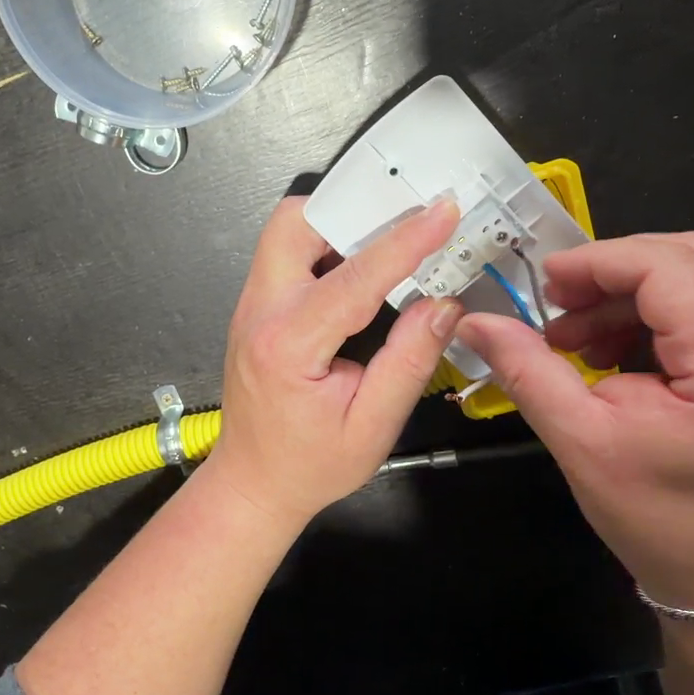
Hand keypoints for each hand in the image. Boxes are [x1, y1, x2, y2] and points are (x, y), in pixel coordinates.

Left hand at [200, 197, 463, 528]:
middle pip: (292, 226)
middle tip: (400, 224)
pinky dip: (323, 250)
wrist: (253, 484)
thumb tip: (443, 306)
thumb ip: (407, 362)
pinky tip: (356, 273)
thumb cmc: (309, 466)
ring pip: (284, 234)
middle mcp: (259, 314)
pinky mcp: (254, 312)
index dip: (404, 241)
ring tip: (383, 247)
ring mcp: (250, 309)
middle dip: (348, 213)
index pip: (353, 278)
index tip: (443, 210)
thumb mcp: (371, 427)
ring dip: (334, 228)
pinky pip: (285, 258)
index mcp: (288, 345)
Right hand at [456, 232, 693, 610]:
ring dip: (634, 291)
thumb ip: (527, 370)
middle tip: (557, 304)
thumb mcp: (580, 442)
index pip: (670, 268)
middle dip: (616, 270)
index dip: (599, 262)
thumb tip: (473, 321)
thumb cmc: (656, 519)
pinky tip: (615, 348)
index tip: (544, 285)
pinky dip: (659, 312)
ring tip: (578, 336)